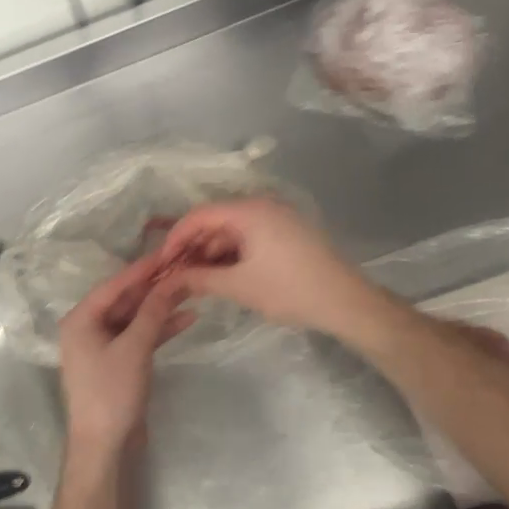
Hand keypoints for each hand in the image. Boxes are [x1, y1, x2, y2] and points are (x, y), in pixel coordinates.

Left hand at [57, 255, 194, 458]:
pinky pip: (139, 336)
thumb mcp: (134, 348)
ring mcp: (103, 346)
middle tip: (184, 268)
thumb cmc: (111, 392)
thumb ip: (153, 312)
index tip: (167, 252)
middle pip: (125, 299)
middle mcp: (87, 328)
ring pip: (135, 318)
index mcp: (80, 319)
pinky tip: (187, 318)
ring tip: (192, 289)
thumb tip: (170, 282)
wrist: (104, 446)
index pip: (114, 285)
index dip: (142, 269)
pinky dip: (160, 329)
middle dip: (155, 287)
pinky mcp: (118, 363)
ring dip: (161, 307)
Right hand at [153, 198, 386, 338]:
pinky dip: (232, 254)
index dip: (176, 237)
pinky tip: (221, 276)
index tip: (161, 262)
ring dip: (212, 253)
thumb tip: (169, 279)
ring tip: (195, 280)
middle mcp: (262, 206)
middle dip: (193, 247)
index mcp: (250, 210)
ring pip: (232, 230)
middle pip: (215, 220)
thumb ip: (200, 278)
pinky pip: (249, 237)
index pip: (200, 215)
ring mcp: (278, 218)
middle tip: (174, 273)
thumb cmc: (290, 290)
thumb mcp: (239, 286)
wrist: (347, 303)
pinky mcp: (288, 233)